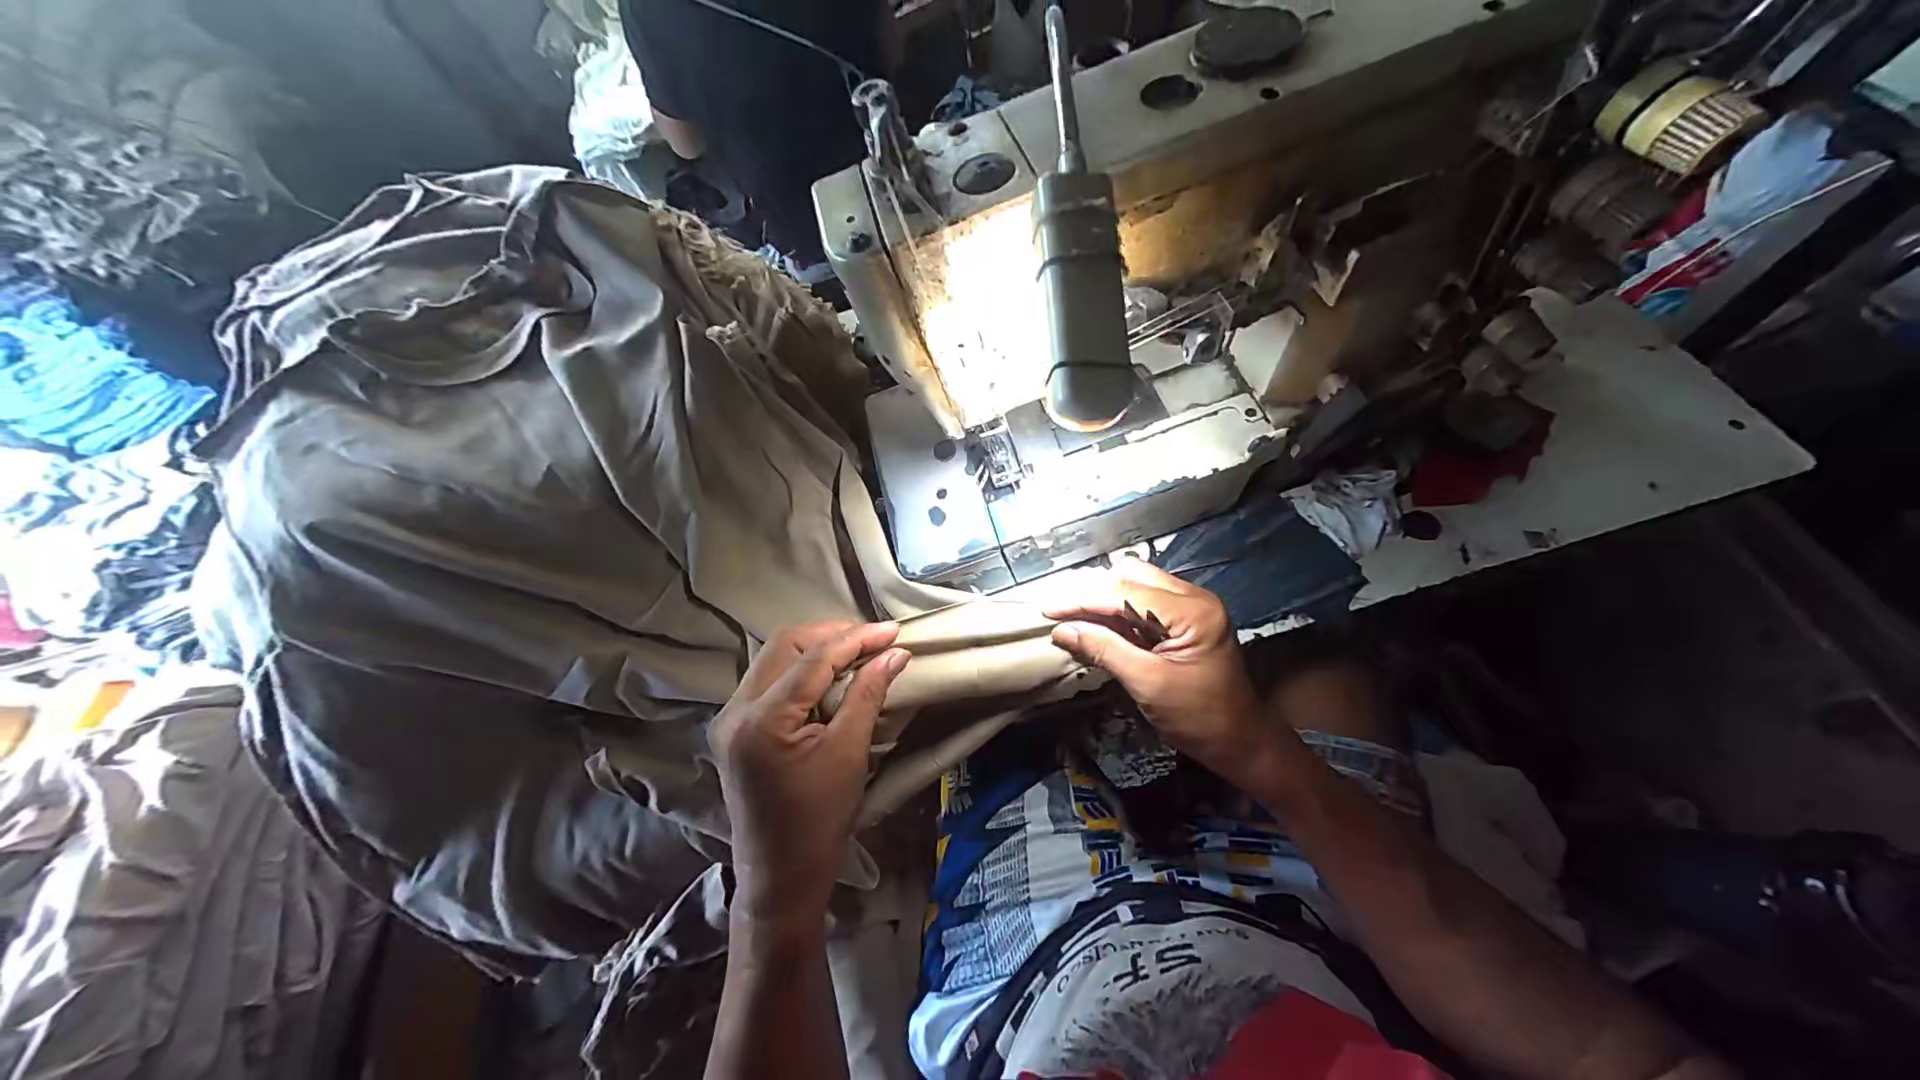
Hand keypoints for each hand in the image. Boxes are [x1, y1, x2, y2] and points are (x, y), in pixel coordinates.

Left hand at [711, 621, 910, 927]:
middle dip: (832, 635)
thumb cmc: (819, 820)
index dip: (856, 639)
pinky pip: (768, 680)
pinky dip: (801, 670)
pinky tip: (830, 676)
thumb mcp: (849, 753)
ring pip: (774, 658)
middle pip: (784, 645)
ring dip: (816, 650)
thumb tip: (895, 653)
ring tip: (858, 652)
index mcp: (760, 720)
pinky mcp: (734, 729)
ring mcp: (728, 719)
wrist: (781, 875)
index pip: (812, 658)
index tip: (893, 630)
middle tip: (874, 639)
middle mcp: (734, 711)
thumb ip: (868, 694)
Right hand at [1044, 559, 1282, 790]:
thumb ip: (1105, 650)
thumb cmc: (1199, 718)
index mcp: (1192, 611)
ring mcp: (1192, 606)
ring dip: (1104, 599)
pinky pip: (1145, 601)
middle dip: (1092, 592)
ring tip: (1074, 618)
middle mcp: (1194, 597)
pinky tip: (1098, 625)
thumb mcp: (1147, 684)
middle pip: (1131, 576)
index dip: (1083, 599)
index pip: (1125, 592)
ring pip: (1136, 584)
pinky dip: (1118, 610)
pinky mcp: (1186, 619)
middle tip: (1060, 613)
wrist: (1241, 742)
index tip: (1048, 610)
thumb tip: (1063, 630)